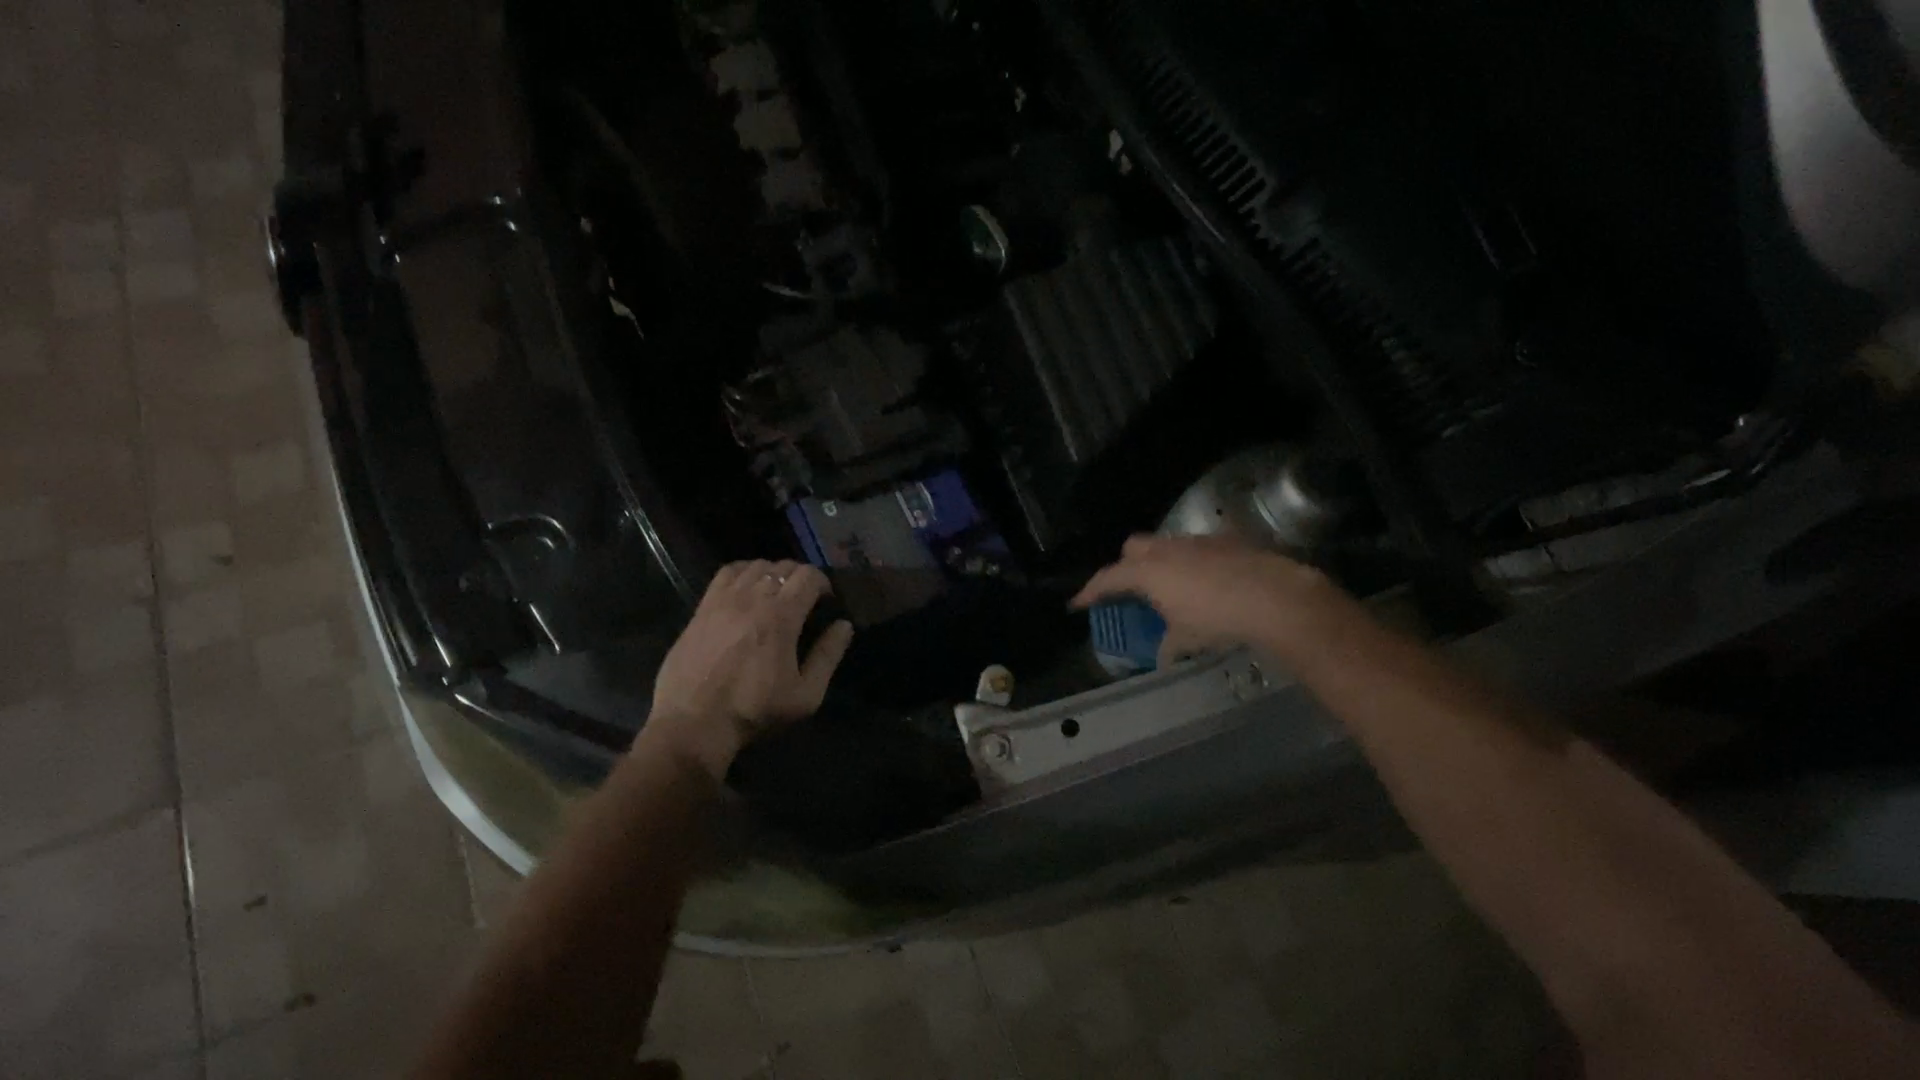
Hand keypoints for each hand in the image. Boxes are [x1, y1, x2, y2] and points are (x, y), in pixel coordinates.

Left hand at [646, 560, 854, 780]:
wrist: (694, 723)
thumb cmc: (754, 711)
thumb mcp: (805, 695)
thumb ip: (827, 656)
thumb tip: (844, 626)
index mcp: (781, 616)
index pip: (808, 575)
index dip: (823, 583)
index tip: (826, 601)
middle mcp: (752, 598)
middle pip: (783, 567)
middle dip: (800, 578)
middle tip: (805, 600)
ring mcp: (723, 600)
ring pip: (755, 566)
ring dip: (773, 574)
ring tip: (776, 595)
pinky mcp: (702, 608)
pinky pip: (727, 573)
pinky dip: (744, 573)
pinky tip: (746, 590)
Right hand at [1071, 534, 1339, 663]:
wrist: (1274, 597)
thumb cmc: (1218, 620)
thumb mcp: (1187, 639)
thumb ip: (1168, 644)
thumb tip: (1163, 653)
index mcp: (1149, 572)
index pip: (1108, 577)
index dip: (1090, 591)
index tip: (1078, 602)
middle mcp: (1168, 549)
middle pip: (1134, 547)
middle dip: (1126, 565)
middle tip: (1131, 589)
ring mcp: (1199, 541)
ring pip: (1168, 544)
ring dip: (1163, 563)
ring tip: (1174, 588)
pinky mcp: (1228, 541)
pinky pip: (1200, 548)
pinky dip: (1195, 563)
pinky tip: (1210, 583)